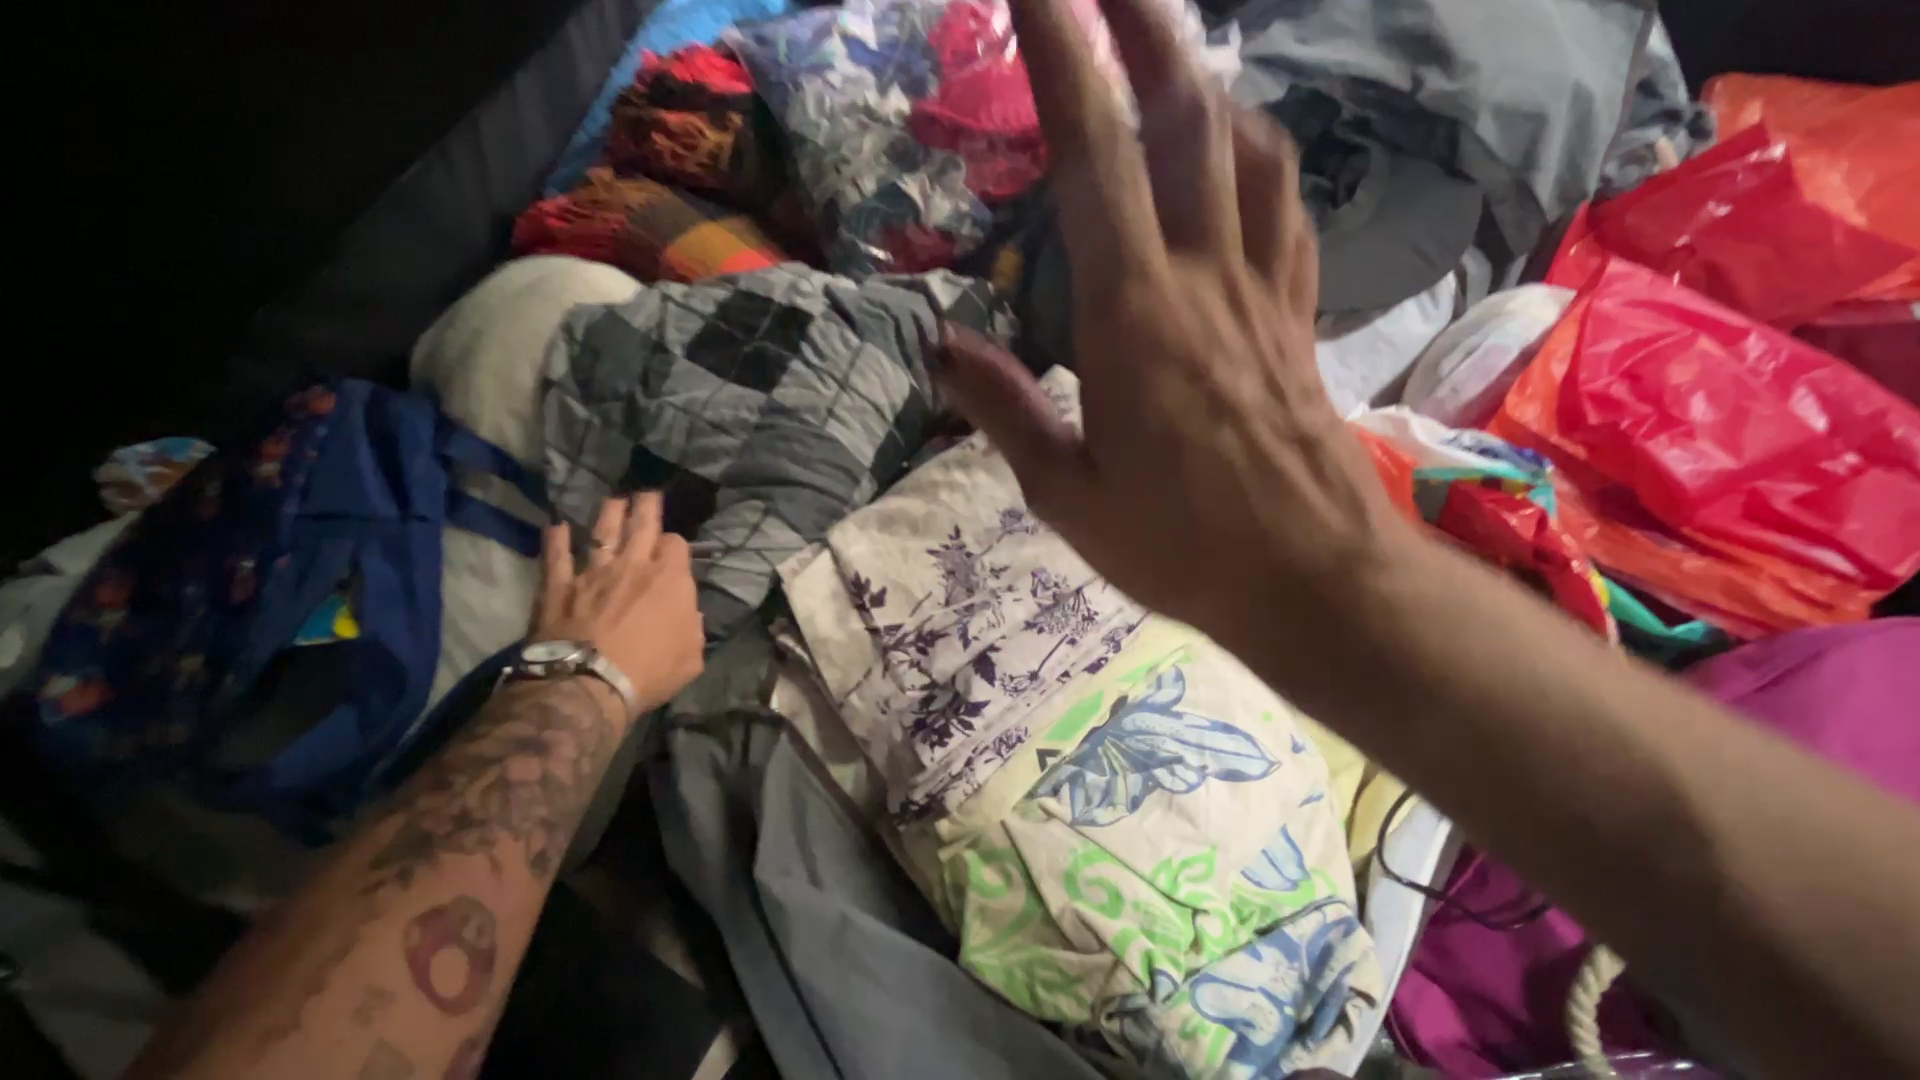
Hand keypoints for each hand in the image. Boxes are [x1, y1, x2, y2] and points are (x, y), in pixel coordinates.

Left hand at [531, 493, 703, 718]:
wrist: (589, 683)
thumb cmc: (649, 672)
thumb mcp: (691, 656)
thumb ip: (693, 628)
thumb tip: (688, 616)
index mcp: (669, 580)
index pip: (676, 545)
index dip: (675, 545)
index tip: (673, 551)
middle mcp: (632, 566)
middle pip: (642, 524)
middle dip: (647, 506)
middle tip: (648, 493)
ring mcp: (593, 572)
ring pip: (603, 531)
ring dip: (610, 513)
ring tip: (614, 500)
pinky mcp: (559, 586)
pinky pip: (556, 556)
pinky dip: (556, 540)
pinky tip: (556, 526)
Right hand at [938, 0, 1414, 644]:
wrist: (1311, 578)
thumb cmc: (1180, 546)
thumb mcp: (1066, 497)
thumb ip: (1003, 410)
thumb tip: (939, 343)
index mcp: (1133, 318)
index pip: (1094, 161)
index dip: (1064, 62)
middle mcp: (1202, 278)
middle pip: (1186, 119)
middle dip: (1146, 28)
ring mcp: (1260, 290)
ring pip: (1247, 149)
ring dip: (1206, 79)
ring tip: (1170, 50)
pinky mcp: (1294, 314)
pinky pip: (1283, 206)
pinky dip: (1258, 153)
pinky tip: (1240, 147)